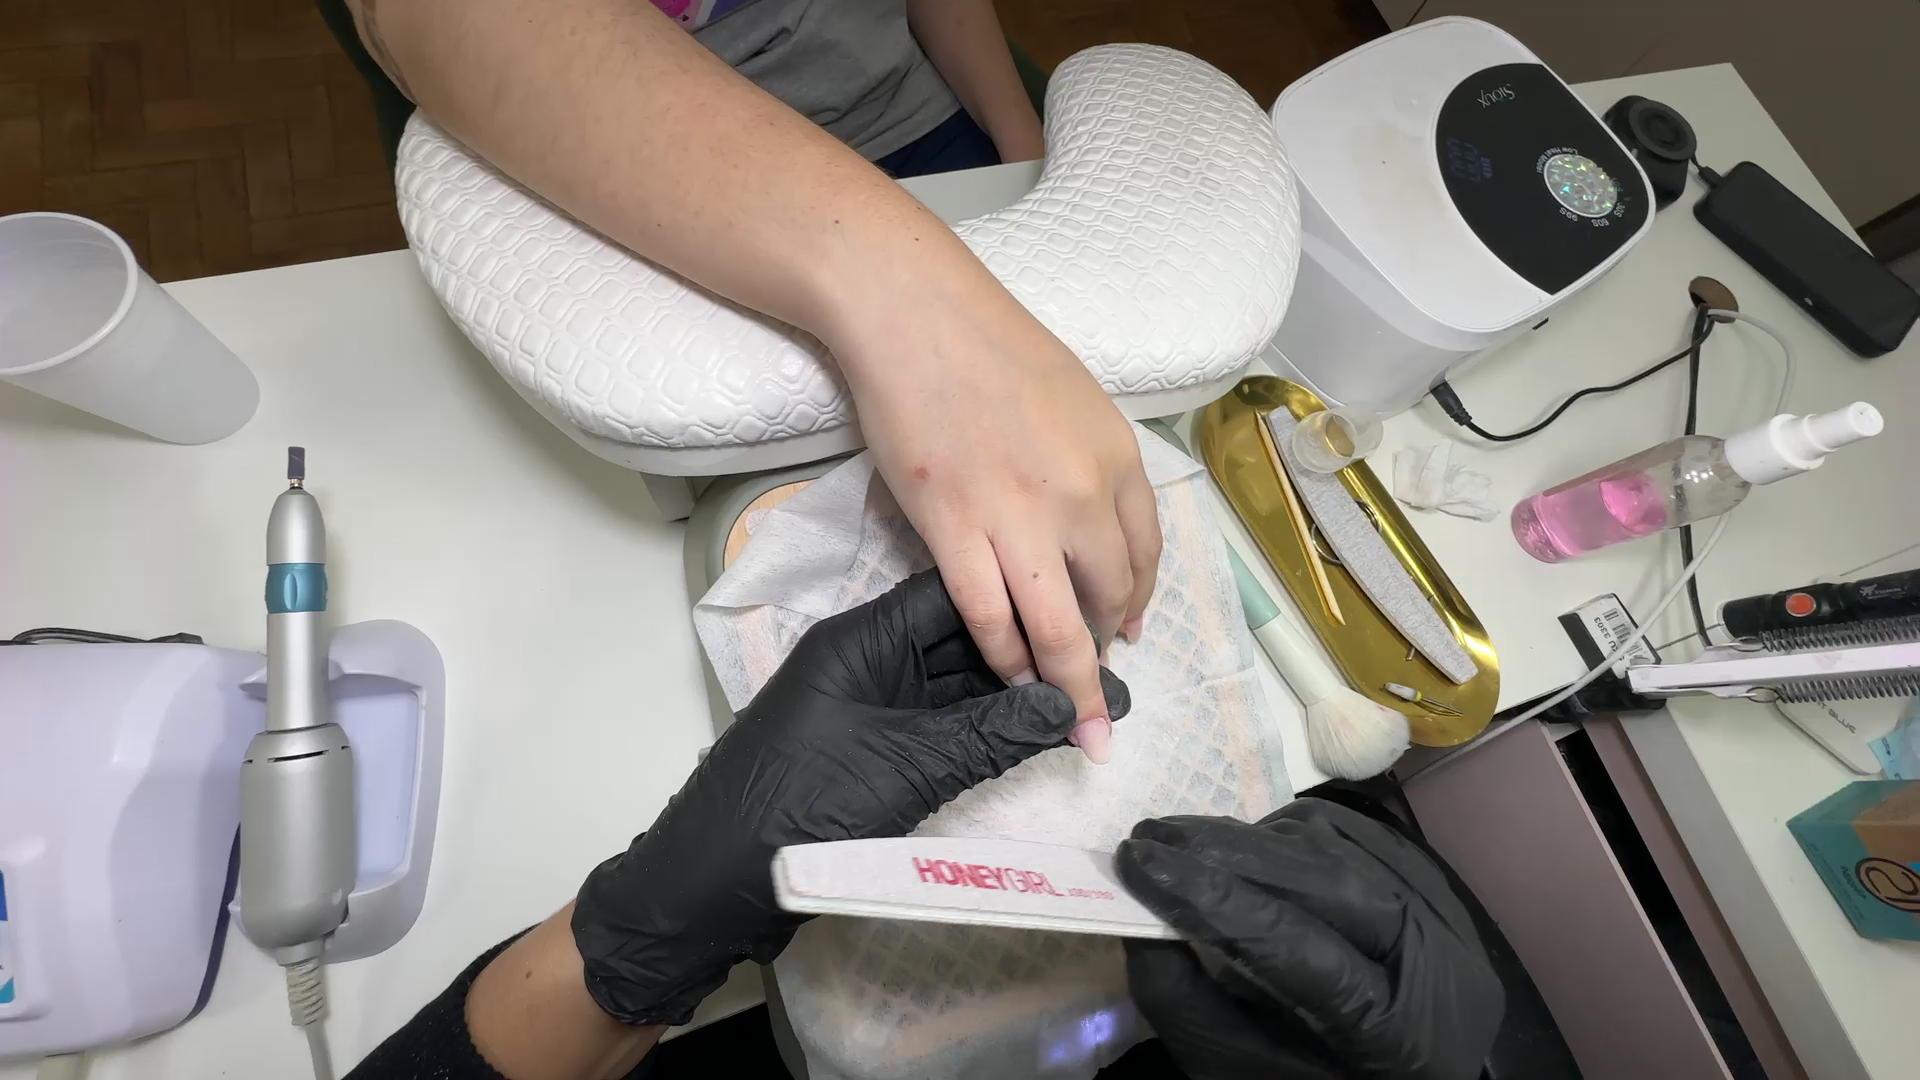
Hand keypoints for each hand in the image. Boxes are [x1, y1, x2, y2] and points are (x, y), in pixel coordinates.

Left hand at [571, 570, 1130, 1025]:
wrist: (712, 887)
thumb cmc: (802, 805)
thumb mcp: (905, 766)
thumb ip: (990, 733)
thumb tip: (1071, 705)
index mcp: (862, 637)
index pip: (953, 597)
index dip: (1018, 606)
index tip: (1083, 621)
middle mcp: (871, 658)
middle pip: (962, 643)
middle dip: (1028, 662)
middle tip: (1103, 680)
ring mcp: (875, 704)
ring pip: (956, 688)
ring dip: (1013, 701)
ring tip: (1086, 711)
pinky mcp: (878, 746)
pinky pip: (942, 725)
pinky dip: (985, 732)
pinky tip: (1036, 736)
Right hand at [829, 274, 1159, 766]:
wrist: (917, 315)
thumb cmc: (994, 347)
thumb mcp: (1076, 400)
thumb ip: (1097, 469)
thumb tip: (1094, 536)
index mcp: (1117, 458)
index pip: (1144, 554)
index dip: (1137, 604)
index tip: (1126, 634)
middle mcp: (1081, 496)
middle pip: (1107, 598)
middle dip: (1106, 656)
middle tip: (1097, 694)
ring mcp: (1018, 516)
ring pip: (1054, 626)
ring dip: (1065, 683)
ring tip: (1069, 722)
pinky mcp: (954, 529)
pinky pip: (988, 615)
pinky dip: (1002, 655)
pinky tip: (1009, 676)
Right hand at [1117, 799, 1504, 1079]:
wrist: (1406, 1062)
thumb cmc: (1313, 1072)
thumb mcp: (1234, 1066)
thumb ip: (1178, 997)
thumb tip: (1137, 907)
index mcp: (1397, 1037)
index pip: (1295, 949)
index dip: (1209, 898)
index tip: (1134, 860)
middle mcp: (1435, 960)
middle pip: (1316, 879)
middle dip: (1219, 850)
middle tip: (1147, 835)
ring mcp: (1434, 901)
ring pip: (1322, 843)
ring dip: (1241, 836)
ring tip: (1182, 843)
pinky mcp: (1418, 863)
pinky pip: (1333, 825)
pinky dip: (1274, 829)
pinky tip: (1241, 847)